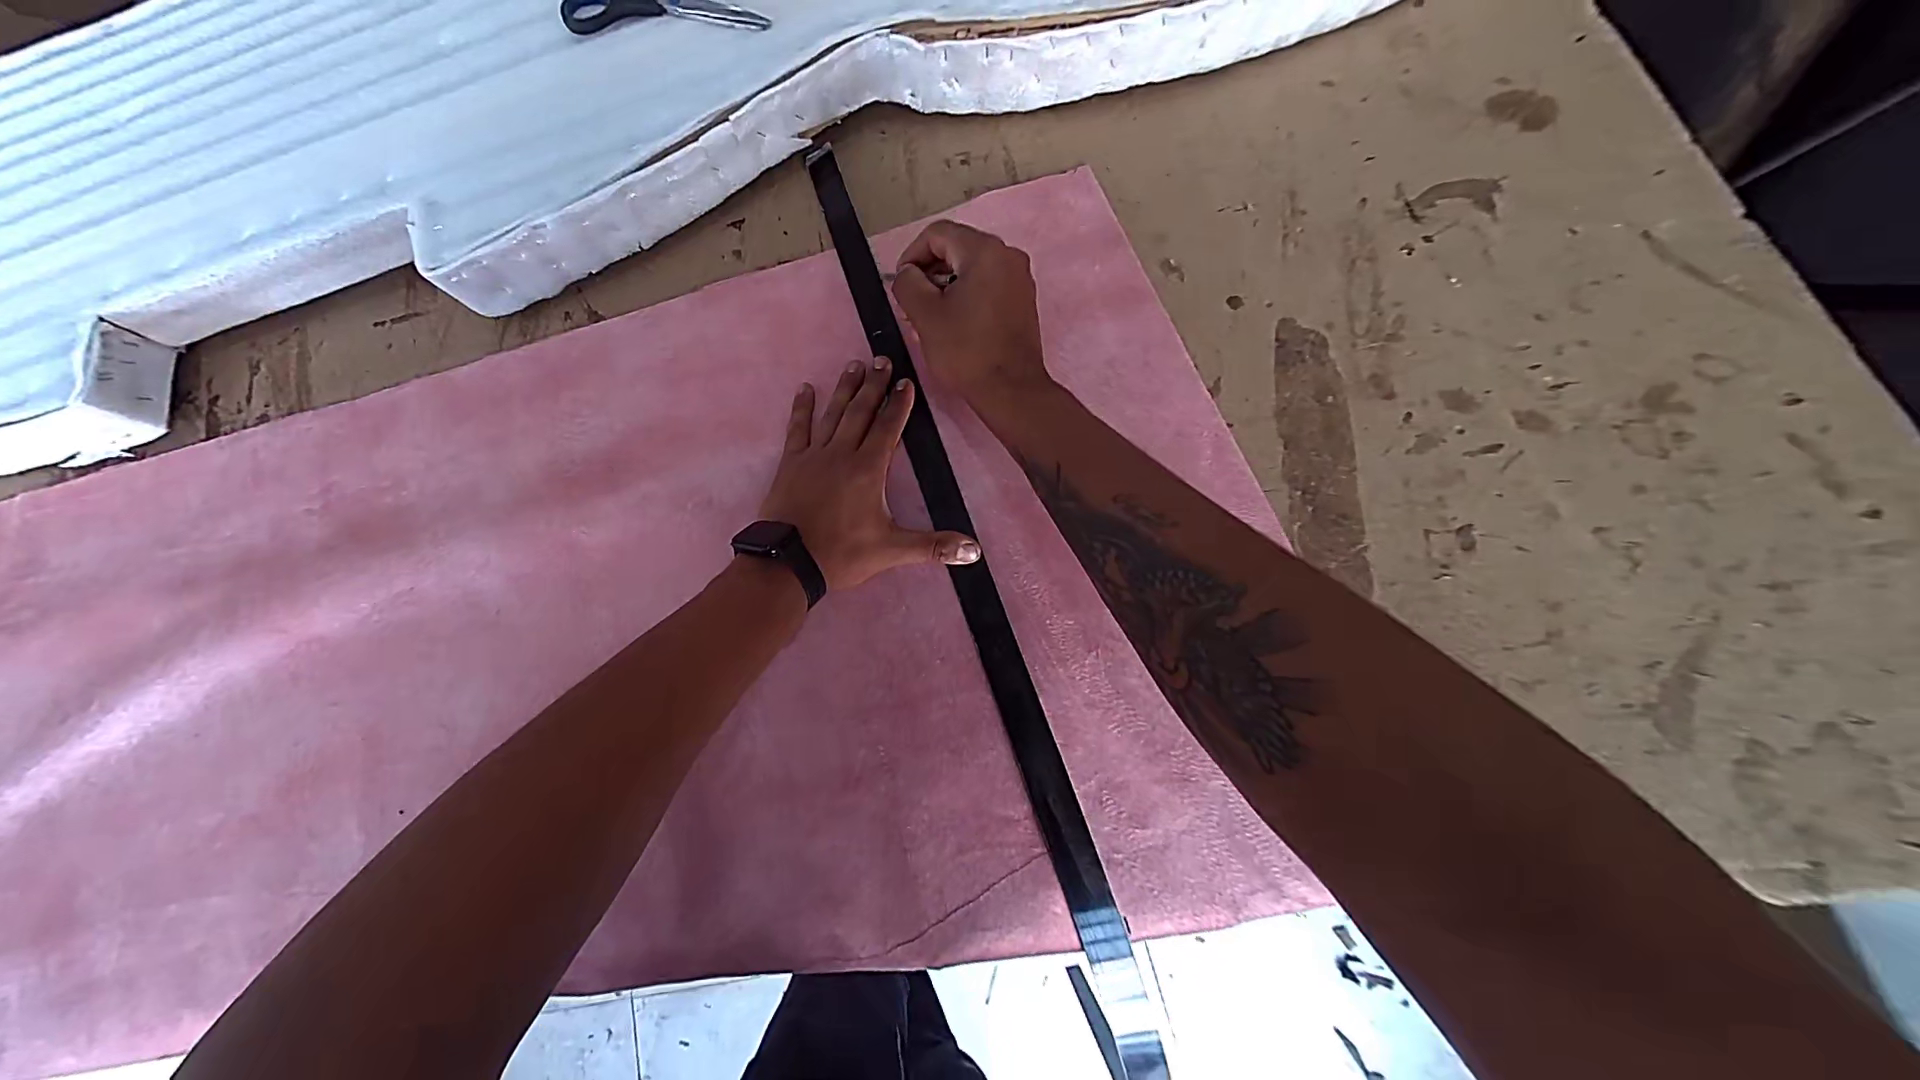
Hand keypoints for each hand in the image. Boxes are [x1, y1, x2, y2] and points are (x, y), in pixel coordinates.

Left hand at [758, 357, 980, 591]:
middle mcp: (842, 454)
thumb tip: (974, 551)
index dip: (899, 404)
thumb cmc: (841, 554)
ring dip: (845, 389)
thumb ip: (934, 546)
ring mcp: (813, 456)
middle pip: (861, 412)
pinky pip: (798, 428)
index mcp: (868, 469)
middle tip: (882, 359)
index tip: (906, 381)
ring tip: (854, 365)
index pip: (888, 428)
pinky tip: (806, 389)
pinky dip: (802, 408)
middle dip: (874, 385)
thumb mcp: (892, 551)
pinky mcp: (790, 463)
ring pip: (833, 414)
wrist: (787, 562)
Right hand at [890, 221, 1053, 408]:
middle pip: (957, 247)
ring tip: (931, 315)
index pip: (937, 234)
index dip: (911, 255)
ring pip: (973, 268)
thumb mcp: (924, 315)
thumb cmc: (968, 353)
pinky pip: (989, 285)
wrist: (1010, 390)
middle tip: (913, 301)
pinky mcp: (1023, 301)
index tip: (901, 282)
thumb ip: (907, 283)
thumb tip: (907, 274)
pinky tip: (955, 322)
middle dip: (930, 270)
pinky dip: (968, 295)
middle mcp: (1008, 257)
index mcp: (985, 252)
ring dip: (947, 284)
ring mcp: (1020, 279)